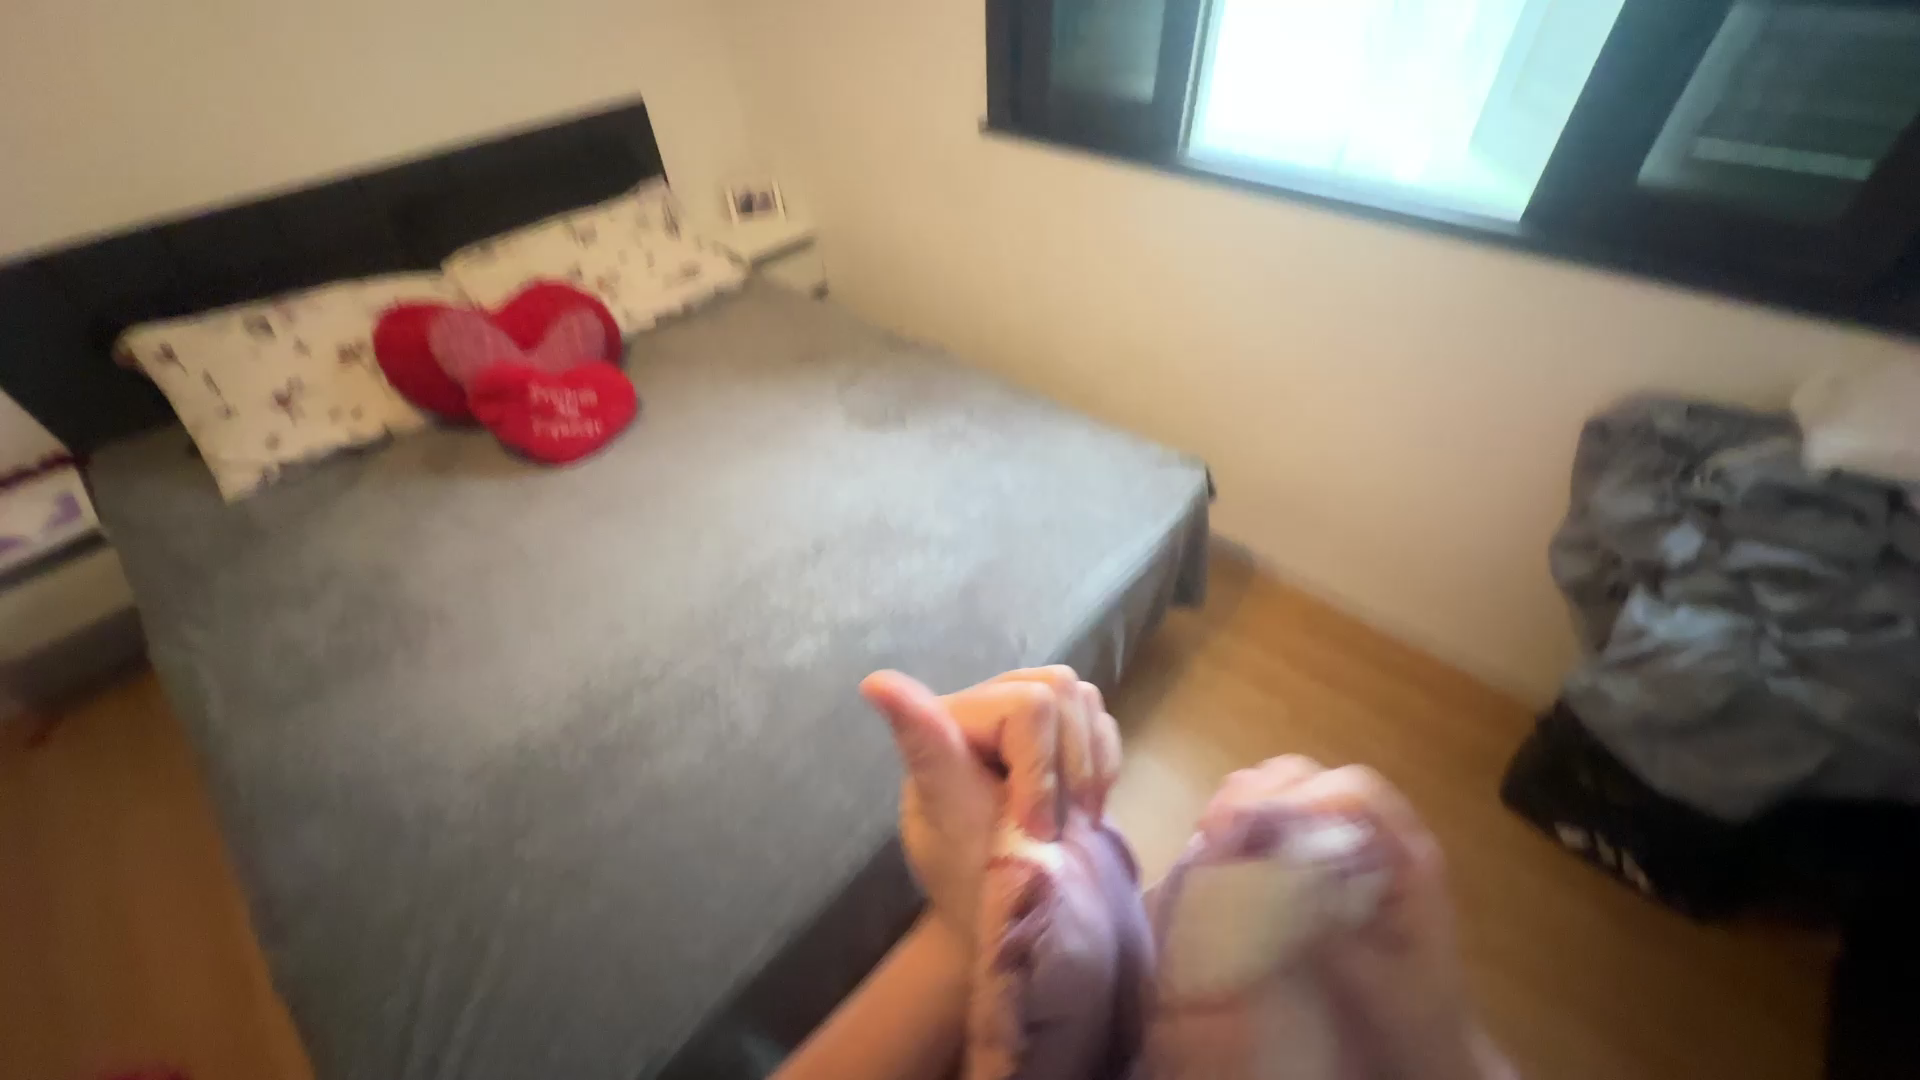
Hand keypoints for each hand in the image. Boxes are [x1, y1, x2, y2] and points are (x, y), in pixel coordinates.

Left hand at [859, 666, 1120, 943]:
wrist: (1034, 917)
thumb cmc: (981, 881)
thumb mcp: (951, 824)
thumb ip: (930, 752)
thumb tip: (874, 680)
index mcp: (939, 732)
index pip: (950, 704)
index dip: (916, 701)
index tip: (872, 687)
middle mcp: (982, 707)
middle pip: (1046, 693)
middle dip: (1057, 769)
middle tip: (1043, 830)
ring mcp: (1029, 710)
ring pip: (1078, 696)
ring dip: (1083, 767)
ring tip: (1065, 817)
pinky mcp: (1068, 725)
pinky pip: (1100, 716)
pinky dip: (1102, 765)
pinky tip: (1080, 804)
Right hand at [1201, 757, 1509, 1079]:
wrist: (1422, 1048)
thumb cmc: (1410, 1016)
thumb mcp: (1374, 981)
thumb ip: (1327, 927)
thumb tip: (1271, 878)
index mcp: (1404, 856)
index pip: (1356, 790)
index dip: (1303, 796)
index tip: (1255, 825)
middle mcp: (1370, 833)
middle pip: (1309, 776)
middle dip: (1257, 792)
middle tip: (1217, 827)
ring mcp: (1336, 840)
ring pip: (1282, 786)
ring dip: (1242, 801)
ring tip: (1210, 834)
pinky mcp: (1309, 854)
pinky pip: (1268, 815)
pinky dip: (1238, 820)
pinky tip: (1217, 847)